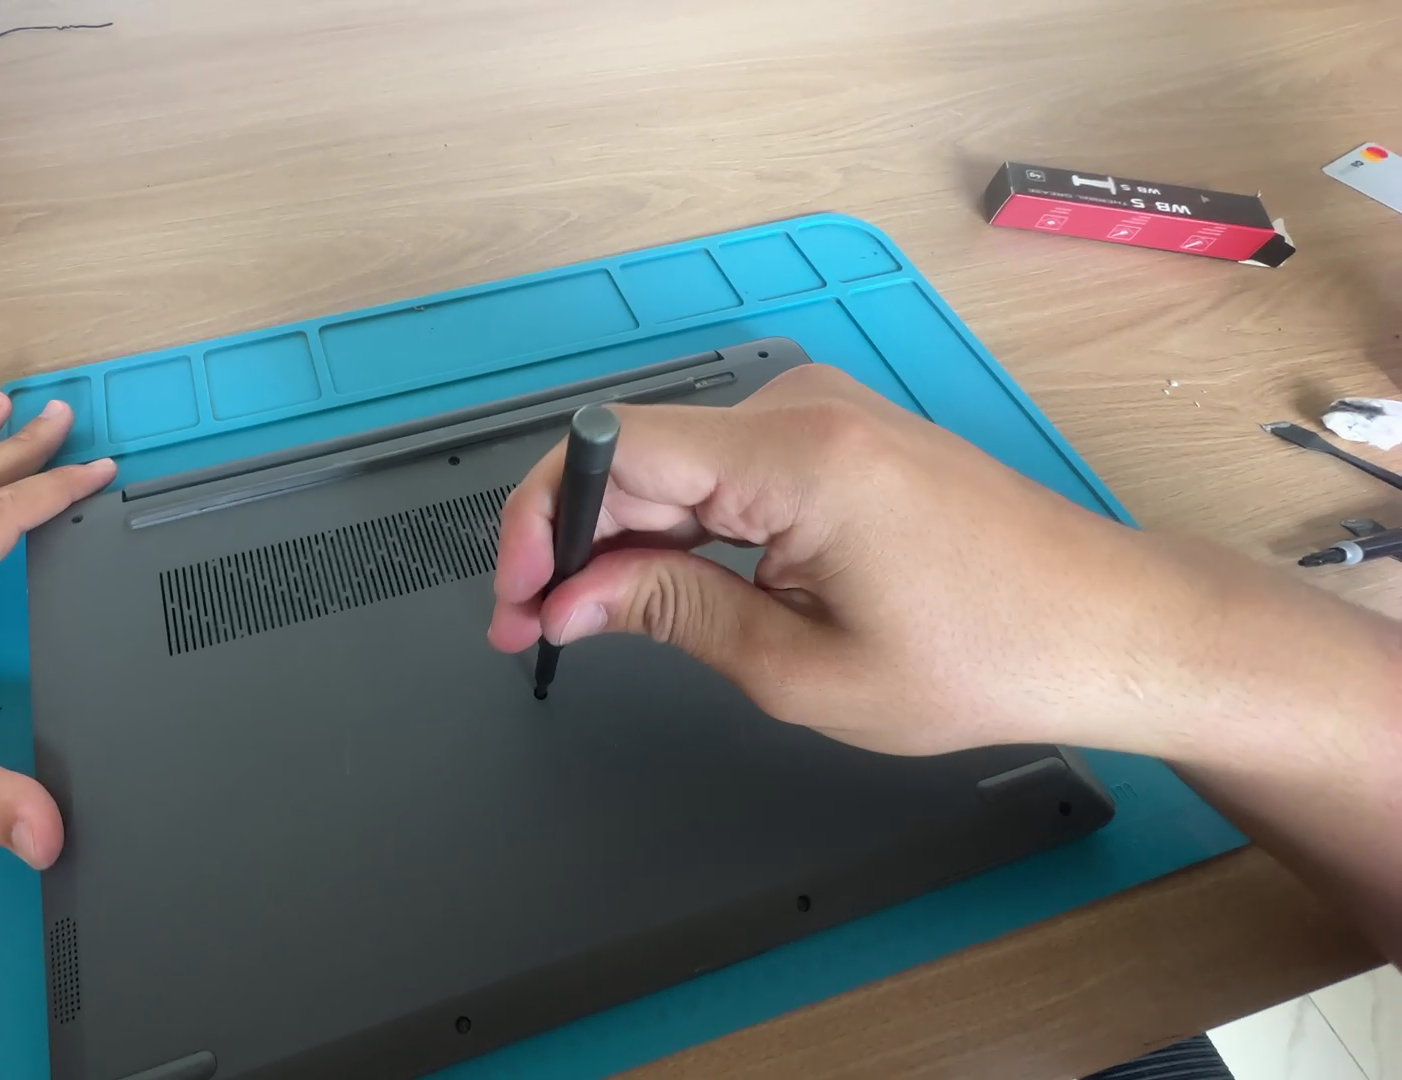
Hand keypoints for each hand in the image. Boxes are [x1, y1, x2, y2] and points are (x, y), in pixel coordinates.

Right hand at [488, 364, 1399, 760]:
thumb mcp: (798, 666)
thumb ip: (667, 613)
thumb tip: (566, 603)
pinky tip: (644, 584)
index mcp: (793, 455)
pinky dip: (664, 532)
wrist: (1117, 629)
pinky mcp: (818, 439)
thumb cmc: (979, 659)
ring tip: (579, 617)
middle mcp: (793, 409)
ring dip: (611, 543)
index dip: (542, 516)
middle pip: (630, 461)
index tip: (517, 594)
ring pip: (663, 472)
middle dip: (566, 544)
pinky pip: (708, 477)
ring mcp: (808, 417)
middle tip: (532, 625)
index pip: (614, 451)